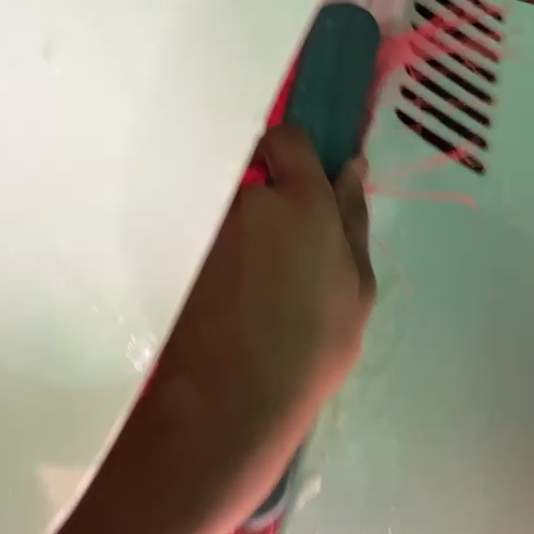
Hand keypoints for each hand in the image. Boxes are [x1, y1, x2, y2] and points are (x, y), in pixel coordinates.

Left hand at [155, 124, 375, 451]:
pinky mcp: (177, 248)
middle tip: (277, 247)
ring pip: (227, 206)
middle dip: (263, 196)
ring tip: (250, 280)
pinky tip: (227, 290)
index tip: (296, 185)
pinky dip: (214, 248)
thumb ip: (352, 217)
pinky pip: (202, 231)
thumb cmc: (312, 346)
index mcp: (302, 201)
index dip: (291, 155)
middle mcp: (248, 199)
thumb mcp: (356, 286)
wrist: (233, 394)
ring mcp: (207, 223)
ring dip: (238, 226)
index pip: (286, 139)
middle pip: (251, 173)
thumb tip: (352, 165)